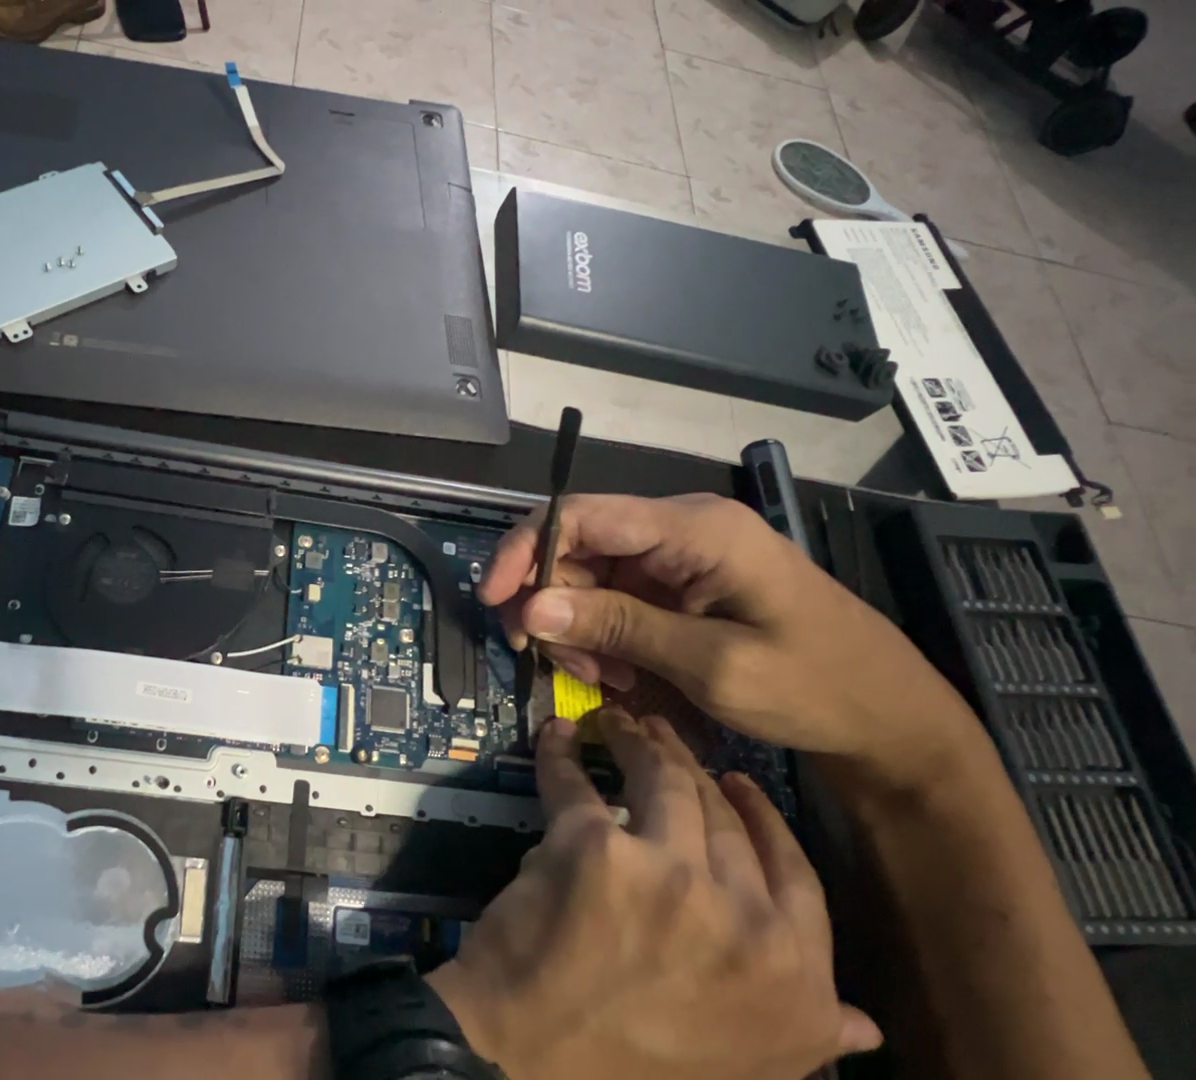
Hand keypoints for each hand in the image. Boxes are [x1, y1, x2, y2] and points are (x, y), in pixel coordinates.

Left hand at [428, 708, 881, 1079]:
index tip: (740, 786)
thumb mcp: (750, 1067)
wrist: (536, 1070)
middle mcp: (747, 920)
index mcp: (796, 976)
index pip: (796, 874)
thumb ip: (808, 1034)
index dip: (765, 821)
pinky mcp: (596, 848)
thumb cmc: (636, 1071)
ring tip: (625, 724)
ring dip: (643, 744)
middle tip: (666, 737)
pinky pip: (575, 781)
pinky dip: (562, 752)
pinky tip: (558, 732)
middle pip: (725, 819)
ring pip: (664, 784)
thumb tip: (866, 1026)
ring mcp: (672, 877)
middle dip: (695, 769)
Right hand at [478, 494, 972, 777]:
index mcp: (696, 529)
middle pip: (577, 546)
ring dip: (577, 627)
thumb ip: (621, 628)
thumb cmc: (816, 685)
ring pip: (588, 578)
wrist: (888, 719)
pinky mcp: (680, 585)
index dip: (525, 549)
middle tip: (549, 660)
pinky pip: (615, 600)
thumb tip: (532, 607)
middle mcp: (681, 530)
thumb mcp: (713, 663)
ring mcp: (680, 557)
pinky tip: (620, 673)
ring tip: (600, 678)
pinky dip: (602, 637)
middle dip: (551, 602)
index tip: (492, 601)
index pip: (582, 514)